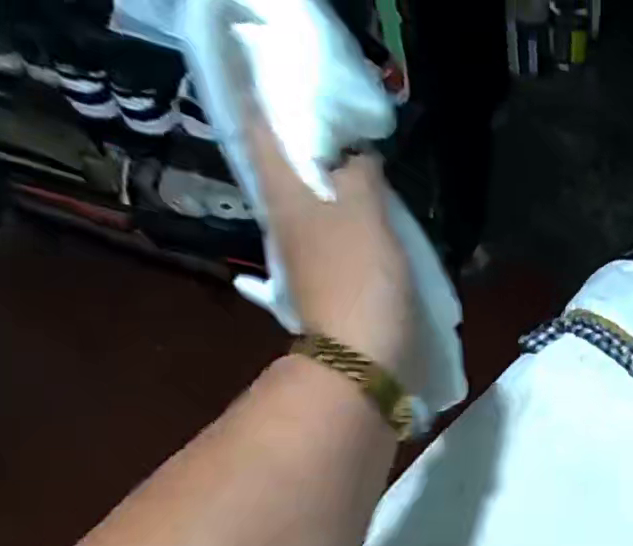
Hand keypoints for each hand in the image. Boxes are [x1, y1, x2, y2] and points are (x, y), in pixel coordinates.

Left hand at [240, 120, 425, 394]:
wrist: (359, 363)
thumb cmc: (360, 282)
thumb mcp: (367, 215)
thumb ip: (361, 173)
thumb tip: (356, 154)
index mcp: (283, 195)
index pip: (262, 131)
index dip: (276, 102)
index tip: (311, 96)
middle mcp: (282, 222)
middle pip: (286, 168)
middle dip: (311, 144)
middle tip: (347, 130)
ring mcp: (301, 258)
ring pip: (310, 203)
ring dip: (332, 185)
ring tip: (365, 172)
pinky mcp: (324, 285)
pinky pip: (330, 236)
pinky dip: (345, 221)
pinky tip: (370, 222)